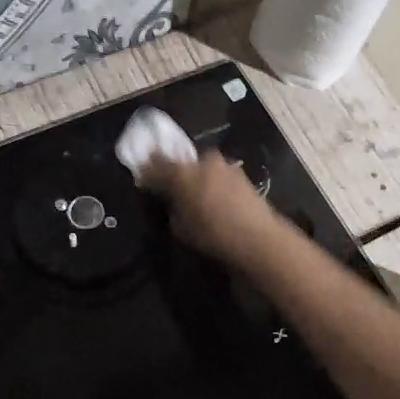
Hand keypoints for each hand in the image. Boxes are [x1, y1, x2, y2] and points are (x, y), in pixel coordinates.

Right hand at [139, 151, 285, 264]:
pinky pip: (216, 174)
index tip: (141, 178)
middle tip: (167, 184)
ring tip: (192, 192)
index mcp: (181, 173)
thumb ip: (171, 207)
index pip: (155, 165)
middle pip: (180, 163)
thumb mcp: (180, 227)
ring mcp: (223, 165)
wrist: (258, 237)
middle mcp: (201, 161)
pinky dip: (210, 181)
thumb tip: (171, 200)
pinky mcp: (240, 173)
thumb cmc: (212, 234)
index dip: (146, 172)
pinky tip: (211, 195)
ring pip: (200, 167)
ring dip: (194, 175)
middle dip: (172, 171)